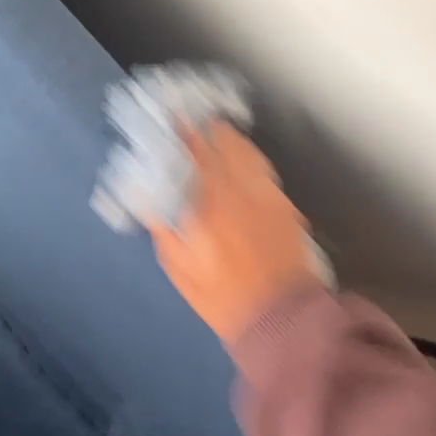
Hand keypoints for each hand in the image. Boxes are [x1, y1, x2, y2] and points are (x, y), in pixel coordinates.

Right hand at [148, 123, 319, 342]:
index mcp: (210, 203)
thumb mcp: (180, 269)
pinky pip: (268, 173)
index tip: (177, 118)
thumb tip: (149, 200)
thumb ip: (164, 230)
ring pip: (251, 155)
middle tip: (202, 122)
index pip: (196, 154)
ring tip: (225, 135)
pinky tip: (249, 164)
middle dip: (213, 130)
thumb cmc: (221, 297)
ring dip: (236, 141)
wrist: (280, 317)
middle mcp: (241, 191)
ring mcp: (268, 197)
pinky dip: (254, 161)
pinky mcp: (287, 208)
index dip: (186, 133)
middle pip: (228, 146)